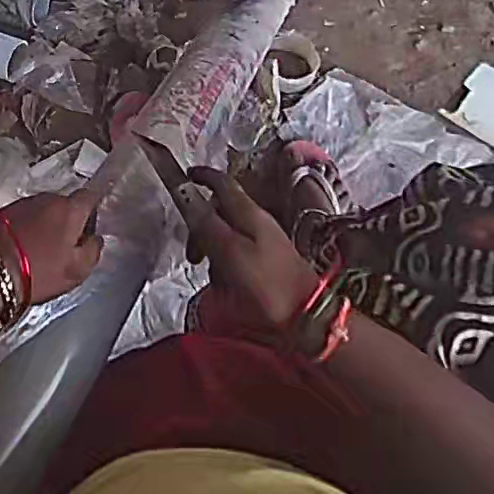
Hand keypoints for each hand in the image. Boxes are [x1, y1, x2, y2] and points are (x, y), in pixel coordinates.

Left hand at [0, 189, 102, 305]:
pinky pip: (26, 214)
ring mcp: (24, 202)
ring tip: (43, 248)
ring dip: (47, 222)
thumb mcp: (77, 270)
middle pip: (65, 203)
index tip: (92, 221)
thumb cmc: (40, 272)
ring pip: (44, 209)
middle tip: (67, 244)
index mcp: (69, 210)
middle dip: (68, 219)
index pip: (89, 196)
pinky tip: (25, 245)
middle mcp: (47, 198)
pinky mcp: (5, 210)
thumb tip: (96, 238)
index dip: (94, 207)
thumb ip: (93, 251)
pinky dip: (29, 225)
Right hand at [184, 167, 320, 328]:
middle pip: (220, 210)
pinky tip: (227, 283)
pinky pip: (237, 251)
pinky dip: (225, 262)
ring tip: (212, 274)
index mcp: (248, 213)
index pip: (222, 183)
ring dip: (212, 249)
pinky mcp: (267, 260)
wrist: (307, 318)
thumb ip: (206, 222)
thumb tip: (185, 195)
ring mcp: (265, 240)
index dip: (202, 176)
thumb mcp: (229, 251)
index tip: (186, 176)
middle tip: (193, 254)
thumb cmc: (266, 284)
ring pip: (227, 233)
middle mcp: (257, 221)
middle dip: (201, 227)